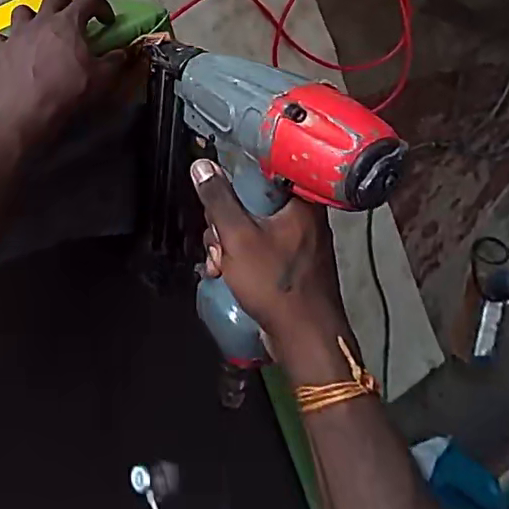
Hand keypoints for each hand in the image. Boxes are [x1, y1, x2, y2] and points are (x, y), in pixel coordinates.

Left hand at [0, 0, 126, 150]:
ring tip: (41, 31)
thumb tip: (124, 52)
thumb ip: (117, 60)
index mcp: (67, 22)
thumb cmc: (69, 94)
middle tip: (74, 22)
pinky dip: (6, 40)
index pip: (87, 0)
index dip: (100, 6)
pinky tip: (12, 49)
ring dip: (34, 17)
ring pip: (22, 11)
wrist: (28, 117)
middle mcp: (40, 21)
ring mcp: (16, 35)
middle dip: (66, 5)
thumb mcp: (104, 78)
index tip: (107, 21)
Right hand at [190, 159, 349, 365]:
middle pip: (251, 203)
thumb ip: (218, 199)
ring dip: (229, 245)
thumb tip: (203, 167)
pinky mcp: (294, 266)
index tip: (220, 201)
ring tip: (223, 267)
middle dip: (225, 224)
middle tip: (220, 245)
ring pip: (252, 228)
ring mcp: (300, 243)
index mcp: (300, 201)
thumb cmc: (278, 286)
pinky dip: (243, 260)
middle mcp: (304, 217)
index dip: (233, 185)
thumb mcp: (237, 236)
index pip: (260, 172)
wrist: (306, 341)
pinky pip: (261, 250)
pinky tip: (229, 276)